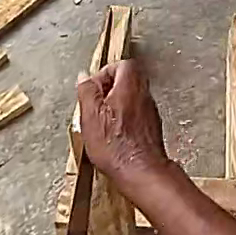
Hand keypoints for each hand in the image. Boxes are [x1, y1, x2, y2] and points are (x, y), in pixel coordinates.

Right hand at [76, 59, 168, 181]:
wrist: (140, 169)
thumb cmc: (115, 145)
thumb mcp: (90, 115)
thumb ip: (88, 92)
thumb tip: (84, 77)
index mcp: (130, 87)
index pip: (123, 65)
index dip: (105, 72)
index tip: (93, 88)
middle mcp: (144, 95)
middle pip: (129, 79)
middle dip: (109, 88)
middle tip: (95, 104)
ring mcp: (150, 110)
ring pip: (132, 96)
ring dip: (116, 103)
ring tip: (101, 120)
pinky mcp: (151, 125)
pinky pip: (136, 111)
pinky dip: (124, 116)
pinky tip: (113, 132)